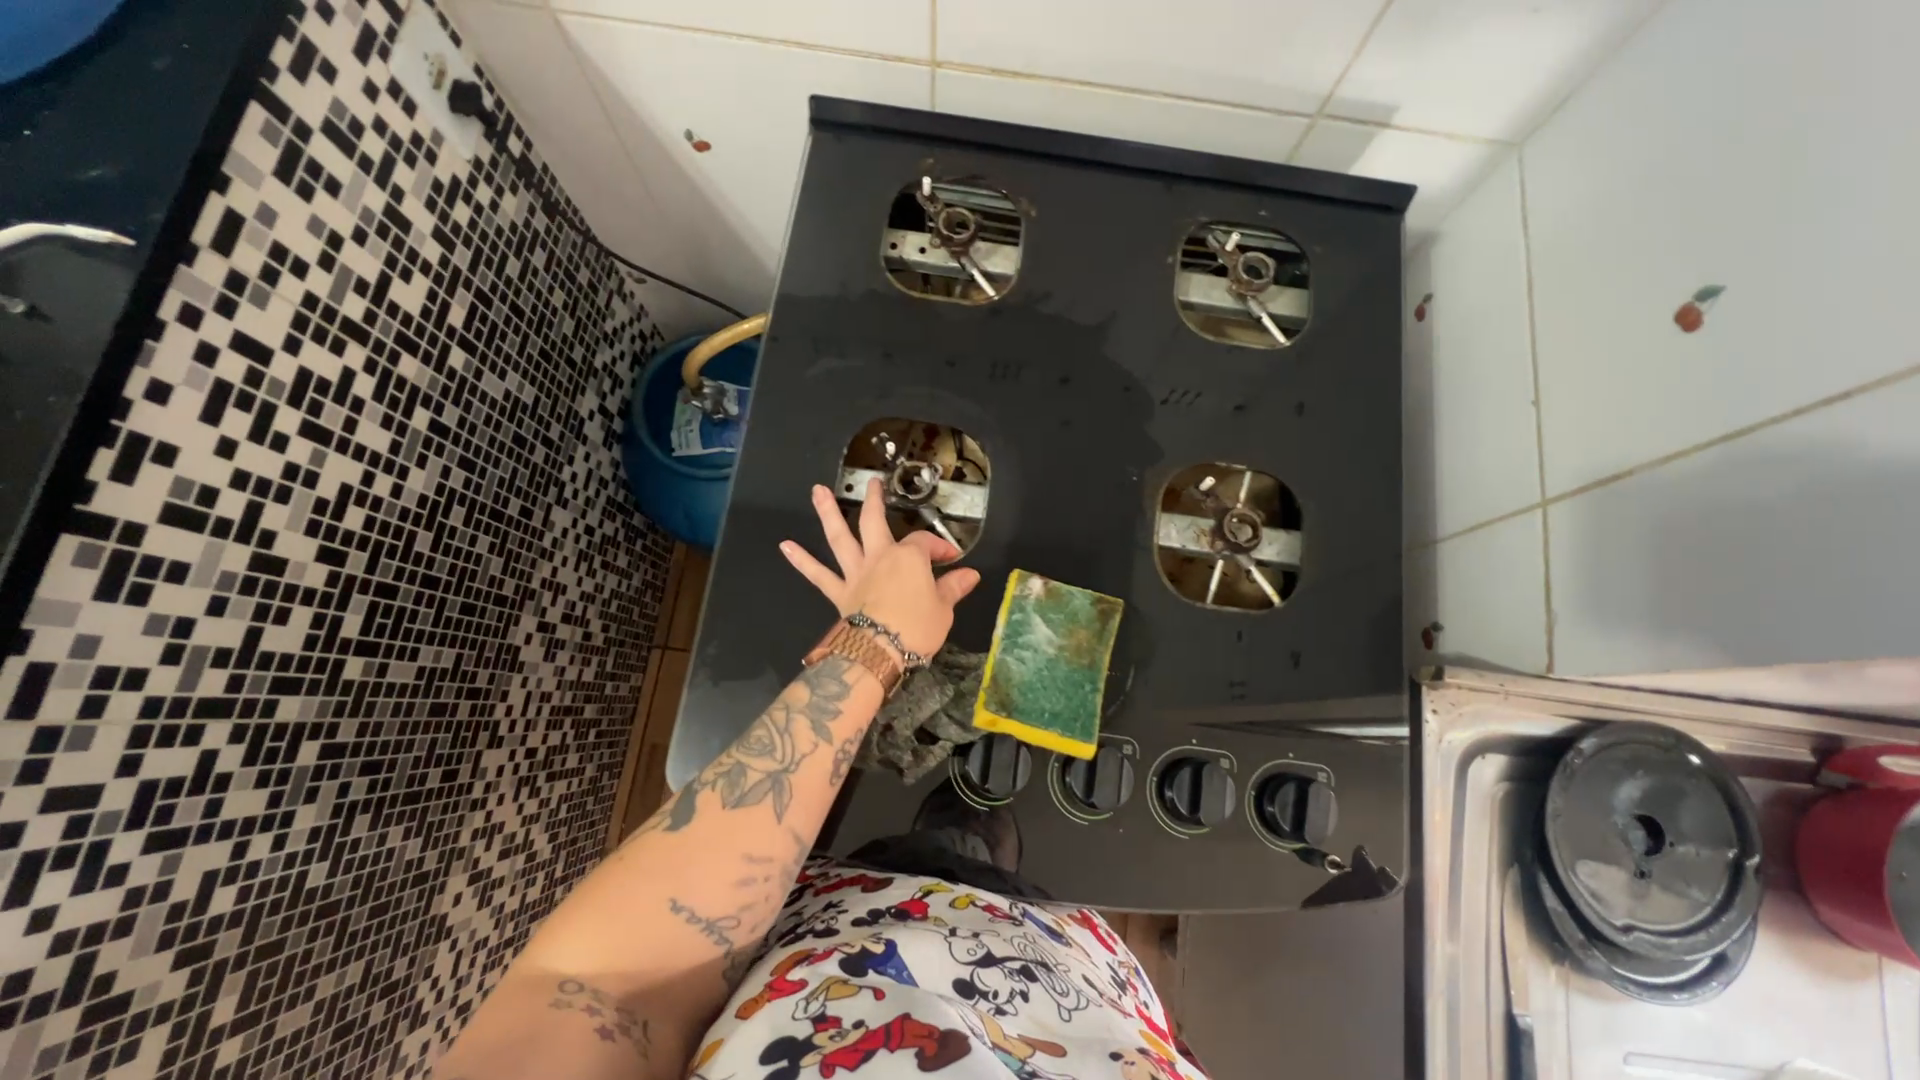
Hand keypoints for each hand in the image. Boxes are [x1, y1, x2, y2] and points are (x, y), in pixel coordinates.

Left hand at [779, 479, 982, 657]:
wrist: (880, 652)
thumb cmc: (917, 629)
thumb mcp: (944, 609)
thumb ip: (954, 587)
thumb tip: (971, 574)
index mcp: (909, 558)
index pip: (926, 544)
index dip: (939, 547)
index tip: (951, 559)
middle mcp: (879, 557)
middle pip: (874, 522)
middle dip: (875, 500)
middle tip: (873, 483)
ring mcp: (856, 574)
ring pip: (840, 538)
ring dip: (828, 513)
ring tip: (817, 491)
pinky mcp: (839, 593)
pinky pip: (818, 575)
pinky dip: (801, 560)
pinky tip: (785, 546)